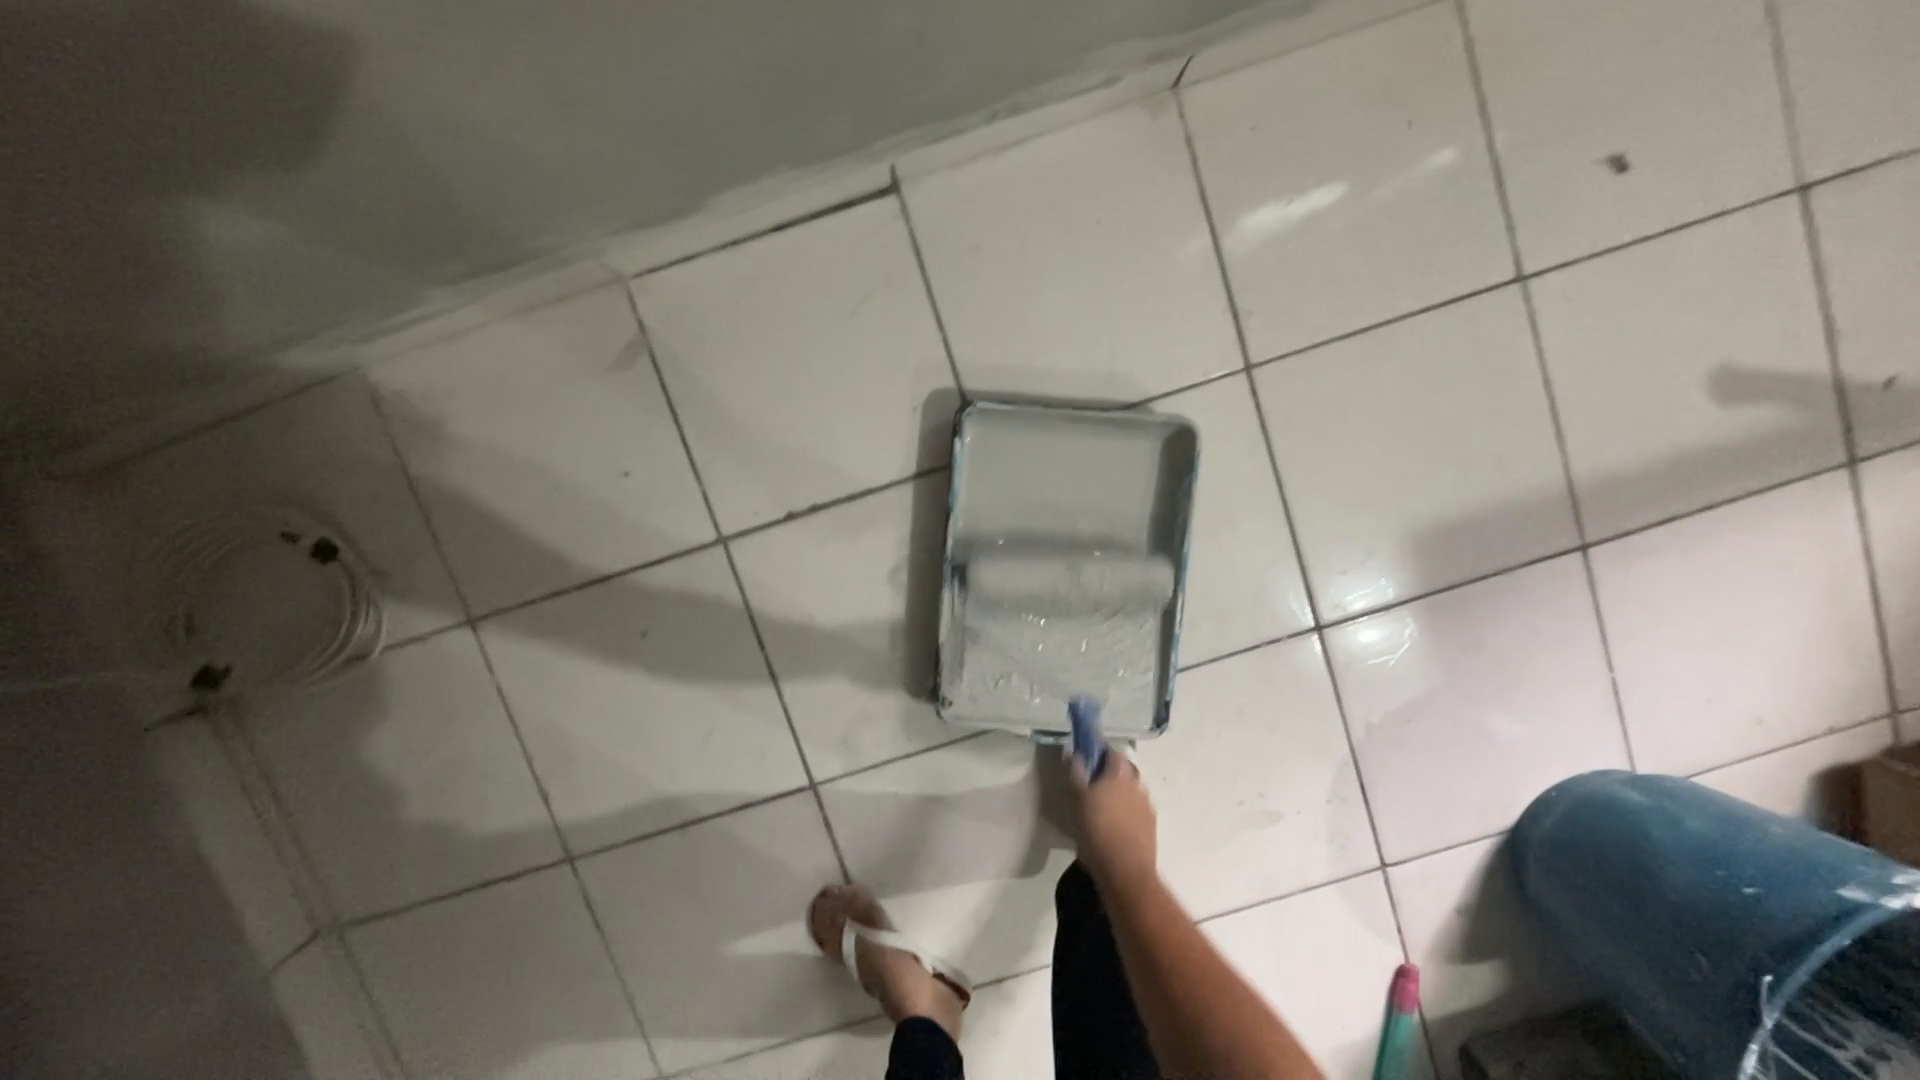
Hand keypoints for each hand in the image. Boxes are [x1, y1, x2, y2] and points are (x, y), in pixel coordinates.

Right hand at [1071, 750, 1157, 889]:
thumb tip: (1077, 755)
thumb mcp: (1077, 801)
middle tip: (1094, 785)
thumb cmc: (1096, 832)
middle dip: (1112, 774)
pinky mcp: (1152, 826)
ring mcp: (1147, 806)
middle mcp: (1137, 785)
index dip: (1102, 753)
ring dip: (1121, 793)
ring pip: (1133, 791)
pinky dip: (1128, 812)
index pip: (1113, 753)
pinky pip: (1138, 810)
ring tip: (1105, 809)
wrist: (1125, 871)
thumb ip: (1078, 775)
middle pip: (1126, 771)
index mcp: (1119, 775)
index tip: (1089, 760)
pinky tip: (1117, 826)